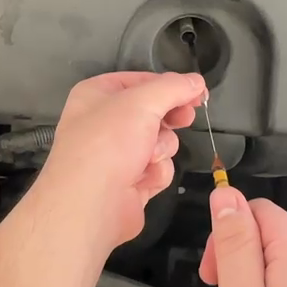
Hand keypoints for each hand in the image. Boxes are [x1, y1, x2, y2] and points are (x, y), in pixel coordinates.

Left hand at [31, 71, 204, 251]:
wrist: (90, 205)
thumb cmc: (109, 143)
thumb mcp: (142, 102)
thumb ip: (174, 87)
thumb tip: (196, 81)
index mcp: (97, 95)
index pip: (141, 81)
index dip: (170, 86)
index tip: (196, 92)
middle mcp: (104, 122)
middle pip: (153, 112)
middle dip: (169, 119)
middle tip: (185, 119)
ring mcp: (116, 155)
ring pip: (160, 142)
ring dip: (162, 148)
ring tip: (148, 157)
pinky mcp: (129, 182)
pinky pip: (157, 168)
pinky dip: (155, 172)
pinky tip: (142, 178)